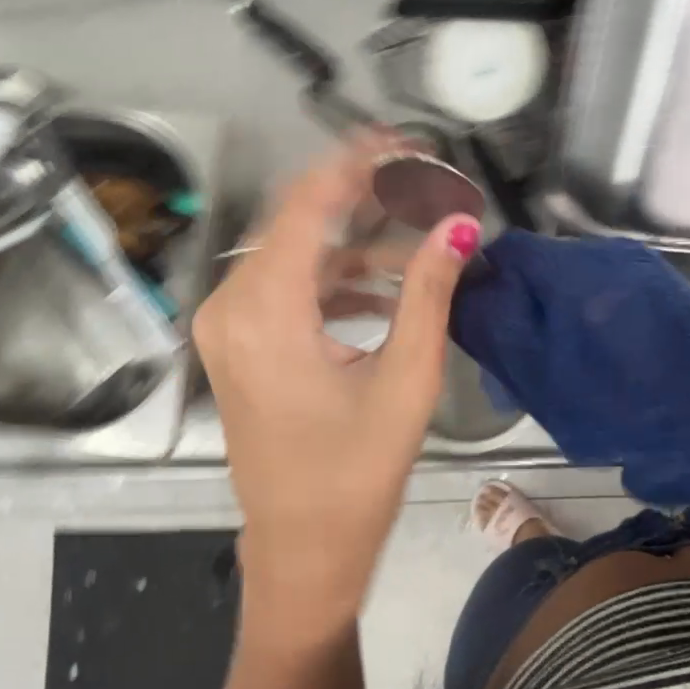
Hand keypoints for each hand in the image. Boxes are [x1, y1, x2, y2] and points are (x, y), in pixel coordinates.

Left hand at [194, 133, 480, 622]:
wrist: (303, 549)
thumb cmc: (355, 474)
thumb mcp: (405, 378)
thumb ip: (429, 292)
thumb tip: (460, 226)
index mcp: (263, 309)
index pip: (307, 204)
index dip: (357, 163)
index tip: (405, 140)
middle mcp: (231, 306)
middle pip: (299, 224)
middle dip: (364, 199)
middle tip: (426, 182)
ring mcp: (229, 328)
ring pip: (296, 257)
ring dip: (357, 245)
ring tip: (421, 239)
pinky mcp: (241, 347)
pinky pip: (289, 291)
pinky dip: (337, 281)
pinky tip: (388, 290)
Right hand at [450, 232, 689, 524]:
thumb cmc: (637, 411)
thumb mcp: (553, 386)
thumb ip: (504, 338)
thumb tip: (471, 303)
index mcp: (578, 277)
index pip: (509, 254)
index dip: (484, 286)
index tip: (478, 325)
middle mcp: (608, 258)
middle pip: (539, 265)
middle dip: (518, 303)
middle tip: (513, 356)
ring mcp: (640, 270)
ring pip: (571, 281)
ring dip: (553, 313)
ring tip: (557, 364)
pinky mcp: (663, 287)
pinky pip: (605, 292)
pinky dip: (587, 318)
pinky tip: (597, 358)